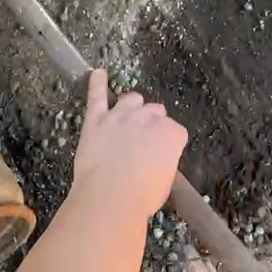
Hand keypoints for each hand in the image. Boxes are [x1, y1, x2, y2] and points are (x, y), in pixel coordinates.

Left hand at [70, 69, 186, 223]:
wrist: (109, 196)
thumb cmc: (141, 197)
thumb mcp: (164, 183)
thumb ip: (163, 163)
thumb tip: (156, 162)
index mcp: (171, 135)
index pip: (176, 131)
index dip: (169, 142)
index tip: (163, 152)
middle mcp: (147, 119)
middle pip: (154, 111)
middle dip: (152, 121)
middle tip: (145, 137)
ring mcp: (120, 116)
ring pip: (130, 100)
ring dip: (133, 105)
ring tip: (131, 110)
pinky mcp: (96, 120)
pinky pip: (97, 96)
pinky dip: (97, 84)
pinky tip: (97, 73)